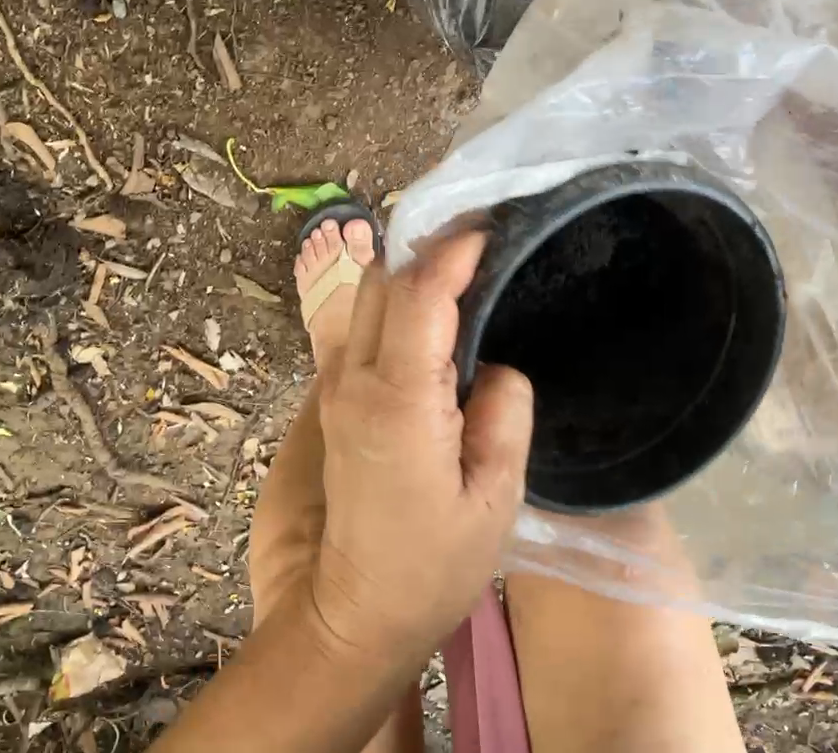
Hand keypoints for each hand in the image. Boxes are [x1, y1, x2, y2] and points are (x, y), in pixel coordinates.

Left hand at [304, 229, 534, 663]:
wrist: (359, 608)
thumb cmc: (434, 562)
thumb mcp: (496, 495)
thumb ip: (504, 411)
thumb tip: (495, 365)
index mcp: (398, 399)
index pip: (419, 296)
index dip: (453, 252)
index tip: (488, 228)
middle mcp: (354, 380)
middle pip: (381, 282)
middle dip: (428, 250)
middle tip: (480, 242)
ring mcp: (335, 387)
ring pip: (364, 299)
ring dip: (407, 274)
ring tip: (460, 270)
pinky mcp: (334, 399)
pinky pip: (360, 327)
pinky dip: (394, 303)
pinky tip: (431, 316)